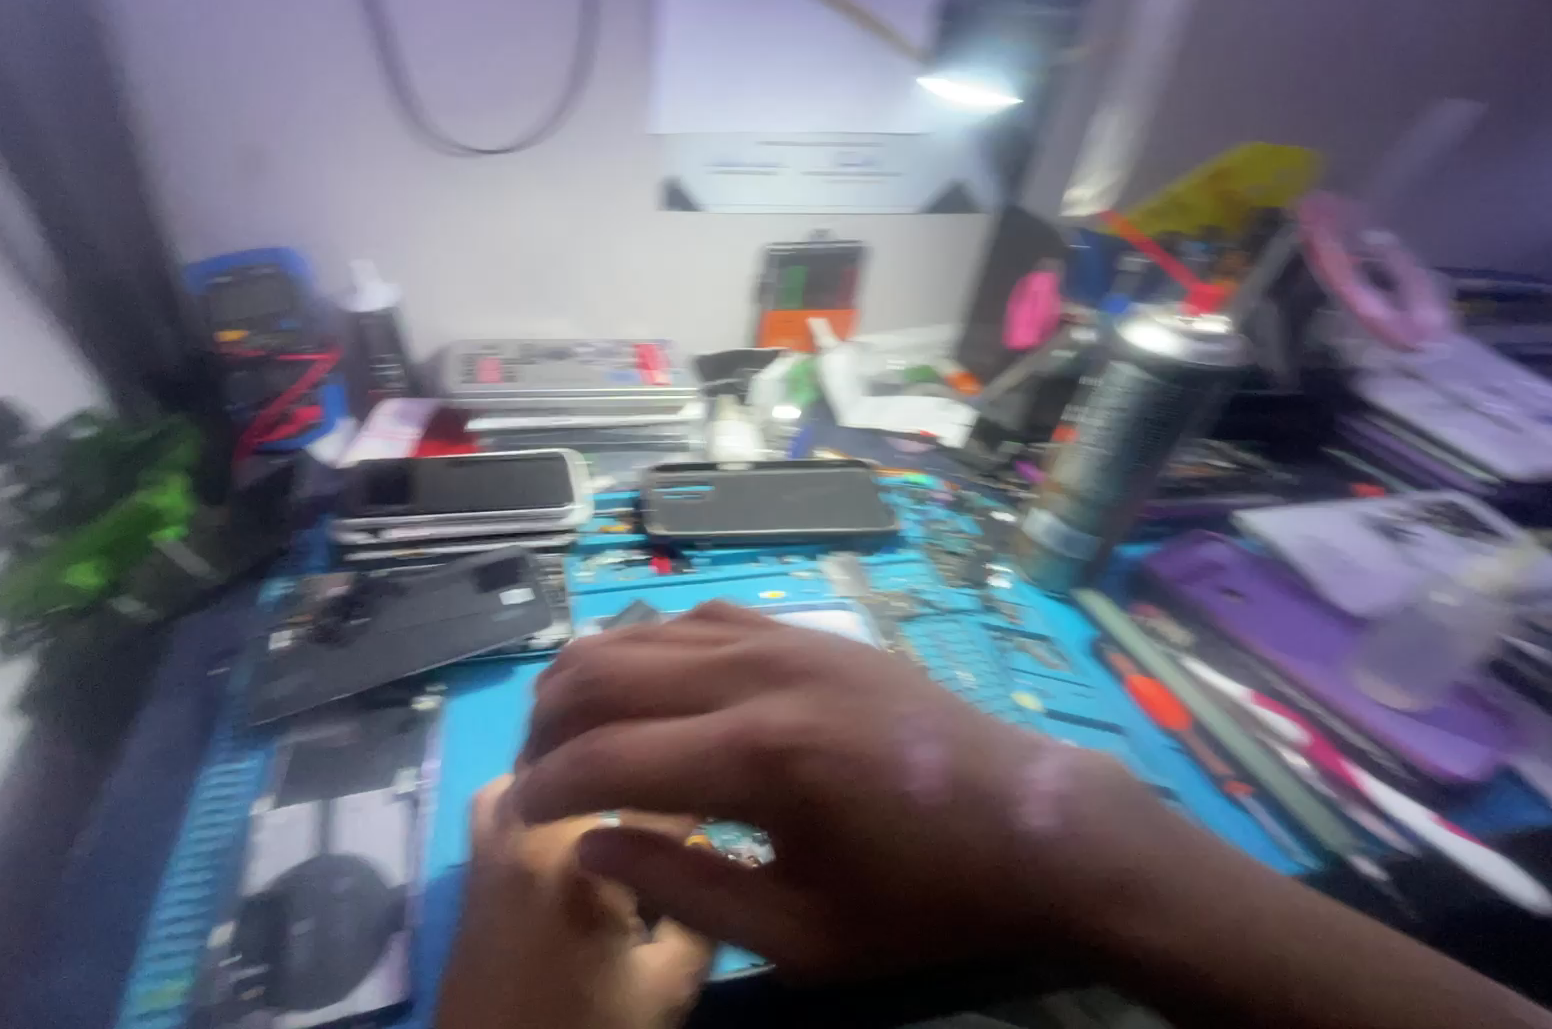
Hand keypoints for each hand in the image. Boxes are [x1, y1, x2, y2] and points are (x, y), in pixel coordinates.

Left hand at [435, 776, 712, 1028]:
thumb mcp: (666, 989)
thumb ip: (700, 916)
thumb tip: (709, 853)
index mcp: (579, 857)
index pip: (653, 797)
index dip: (697, 792)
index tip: (718, 796)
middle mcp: (528, 828)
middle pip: (590, 760)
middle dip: (639, 768)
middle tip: (672, 795)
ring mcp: (491, 839)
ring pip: (537, 761)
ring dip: (580, 766)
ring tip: (616, 791)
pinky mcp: (472, 860)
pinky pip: (503, 794)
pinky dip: (534, 786)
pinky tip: (564, 814)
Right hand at [515, 600, 1157, 978]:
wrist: (1031, 820)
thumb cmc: (921, 895)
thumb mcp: (803, 935)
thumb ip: (683, 888)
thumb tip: (588, 849)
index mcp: (758, 756)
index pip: (607, 758)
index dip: (546, 788)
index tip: (520, 815)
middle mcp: (754, 672)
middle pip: (603, 671)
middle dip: (547, 722)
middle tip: (540, 772)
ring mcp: (778, 634)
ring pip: (639, 630)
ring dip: (588, 678)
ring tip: (577, 730)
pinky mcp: (798, 625)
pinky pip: (690, 616)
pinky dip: (646, 648)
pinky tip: (650, 687)